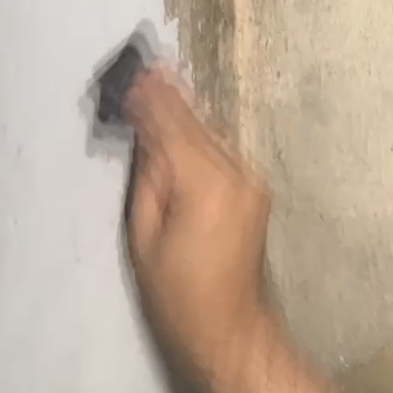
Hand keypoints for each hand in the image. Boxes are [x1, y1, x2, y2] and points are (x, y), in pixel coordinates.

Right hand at [124, 66, 274, 385]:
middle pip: (197, 124)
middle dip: (169, 97)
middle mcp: (237, 172)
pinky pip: (223, 150)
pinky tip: (184, 120)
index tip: (136, 72)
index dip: (153, 100)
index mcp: (206, 184)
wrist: (230, 325)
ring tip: (161, 82)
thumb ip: (149, 177)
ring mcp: (252, 180)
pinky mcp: (256, 188)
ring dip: (186, 112)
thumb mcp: (145, 236)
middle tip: (147, 66)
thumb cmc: (176, 293)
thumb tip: (147, 133)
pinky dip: (201, 134)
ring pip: (212, 134)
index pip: (174, 128)